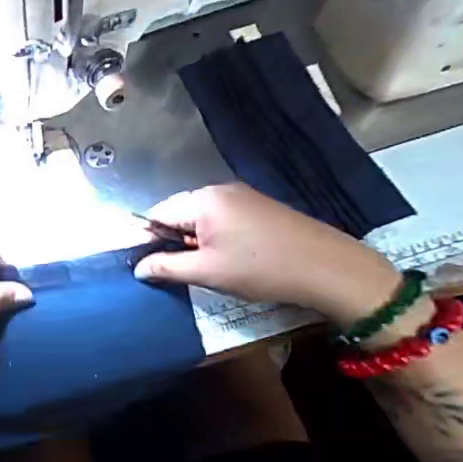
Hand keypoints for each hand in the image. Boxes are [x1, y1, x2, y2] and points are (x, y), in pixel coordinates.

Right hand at [133, 184, 402, 325]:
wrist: (323, 266)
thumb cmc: (259, 269)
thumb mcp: (207, 272)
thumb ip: (167, 267)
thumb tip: (139, 267)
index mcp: (203, 199)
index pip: (157, 212)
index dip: (146, 238)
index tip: (144, 264)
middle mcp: (220, 189)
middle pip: (179, 211)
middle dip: (170, 239)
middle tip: (173, 271)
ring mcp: (243, 195)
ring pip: (201, 217)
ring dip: (193, 240)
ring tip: (201, 268)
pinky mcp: (259, 207)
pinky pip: (222, 218)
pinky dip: (214, 237)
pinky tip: (225, 259)